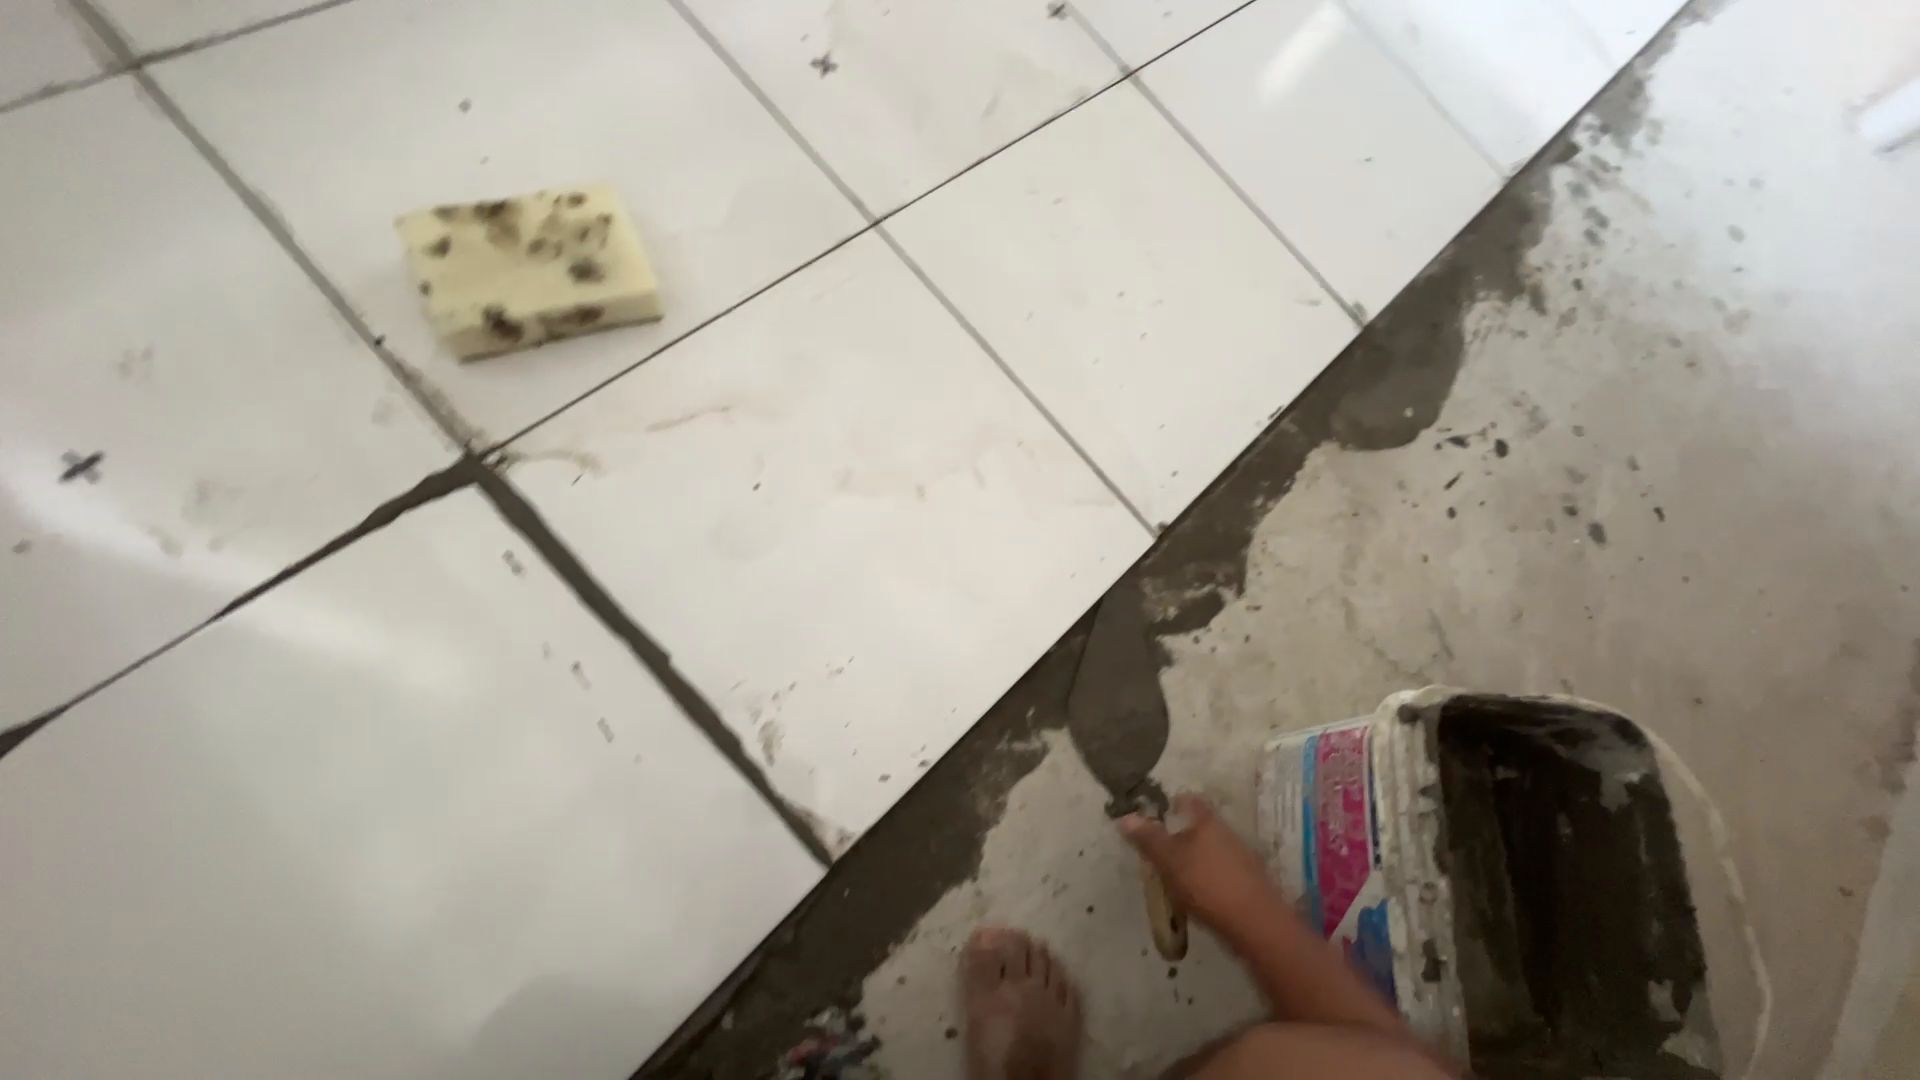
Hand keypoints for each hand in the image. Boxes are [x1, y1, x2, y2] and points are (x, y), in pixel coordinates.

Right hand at [1119, 794, 1281, 942]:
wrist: (1256, 925)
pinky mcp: (1248, 882)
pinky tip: (1198, 894)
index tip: (1156, 817)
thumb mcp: (1169, 860)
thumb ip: (1148, 838)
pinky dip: (1207, 876)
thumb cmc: (1206, 884)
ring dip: (1194, 858)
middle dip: (1180, 835)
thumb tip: (1125, 816)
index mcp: (1207, 820)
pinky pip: (1221, 870)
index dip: (1171, 804)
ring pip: (1211, 848)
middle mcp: (1227, 832)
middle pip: (1200, 825)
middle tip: (1160, 851)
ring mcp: (1241, 857)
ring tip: (1175, 876)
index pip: (1188, 800)